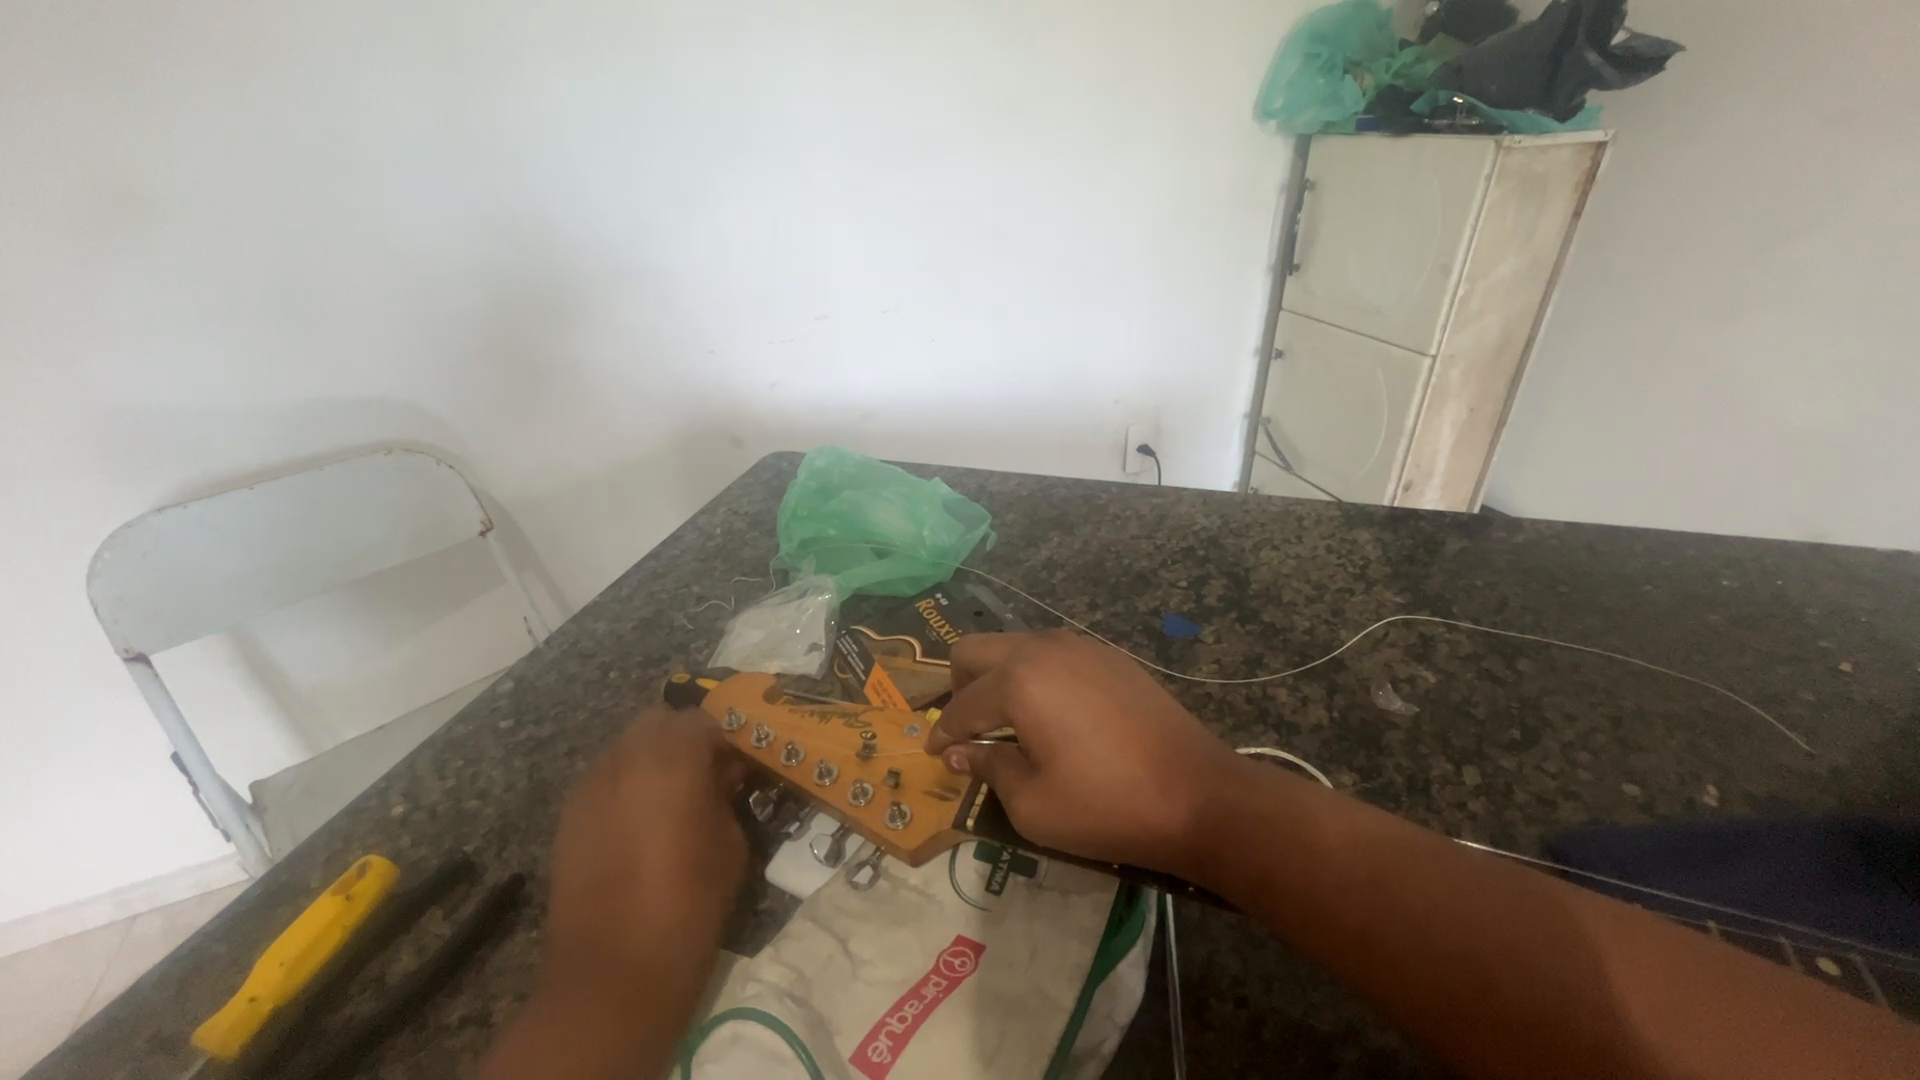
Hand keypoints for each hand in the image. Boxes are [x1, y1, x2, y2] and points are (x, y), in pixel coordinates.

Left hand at [545, 706, 747, 980]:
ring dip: (655, 757)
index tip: (742, 762)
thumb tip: (724, 775)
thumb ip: (726, 795)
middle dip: (686, 737)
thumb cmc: (690, 904)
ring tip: (674, 795)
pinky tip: (642, 819)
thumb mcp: (731, 843)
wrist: (614, 970)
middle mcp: (626, 758)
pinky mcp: (569, 813)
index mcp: (673, 758)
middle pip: (659, 720)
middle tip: (709, 772)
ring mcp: (591, 784)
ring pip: (627, 745)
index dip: (728, 736)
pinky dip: (628, 783)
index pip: (706, 719)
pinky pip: (606, 777)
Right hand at [925, 630, 1247, 876]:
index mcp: (1018, 682)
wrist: (1199, 796)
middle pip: (975, 650)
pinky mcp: (1110, 657)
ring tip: (1007, 723)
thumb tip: (961, 752)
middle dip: (959, 687)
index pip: (961, 704)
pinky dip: (1035, 676)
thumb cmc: (1107, 807)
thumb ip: (988, 769)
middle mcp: (1044, 649)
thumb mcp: (1033, 806)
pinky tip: (1051, 715)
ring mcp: (1081, 647)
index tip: (935, 755)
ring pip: (1015, 645)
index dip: (942, 734)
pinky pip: (1053, 654)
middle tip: (967, 729)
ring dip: (998, 677)